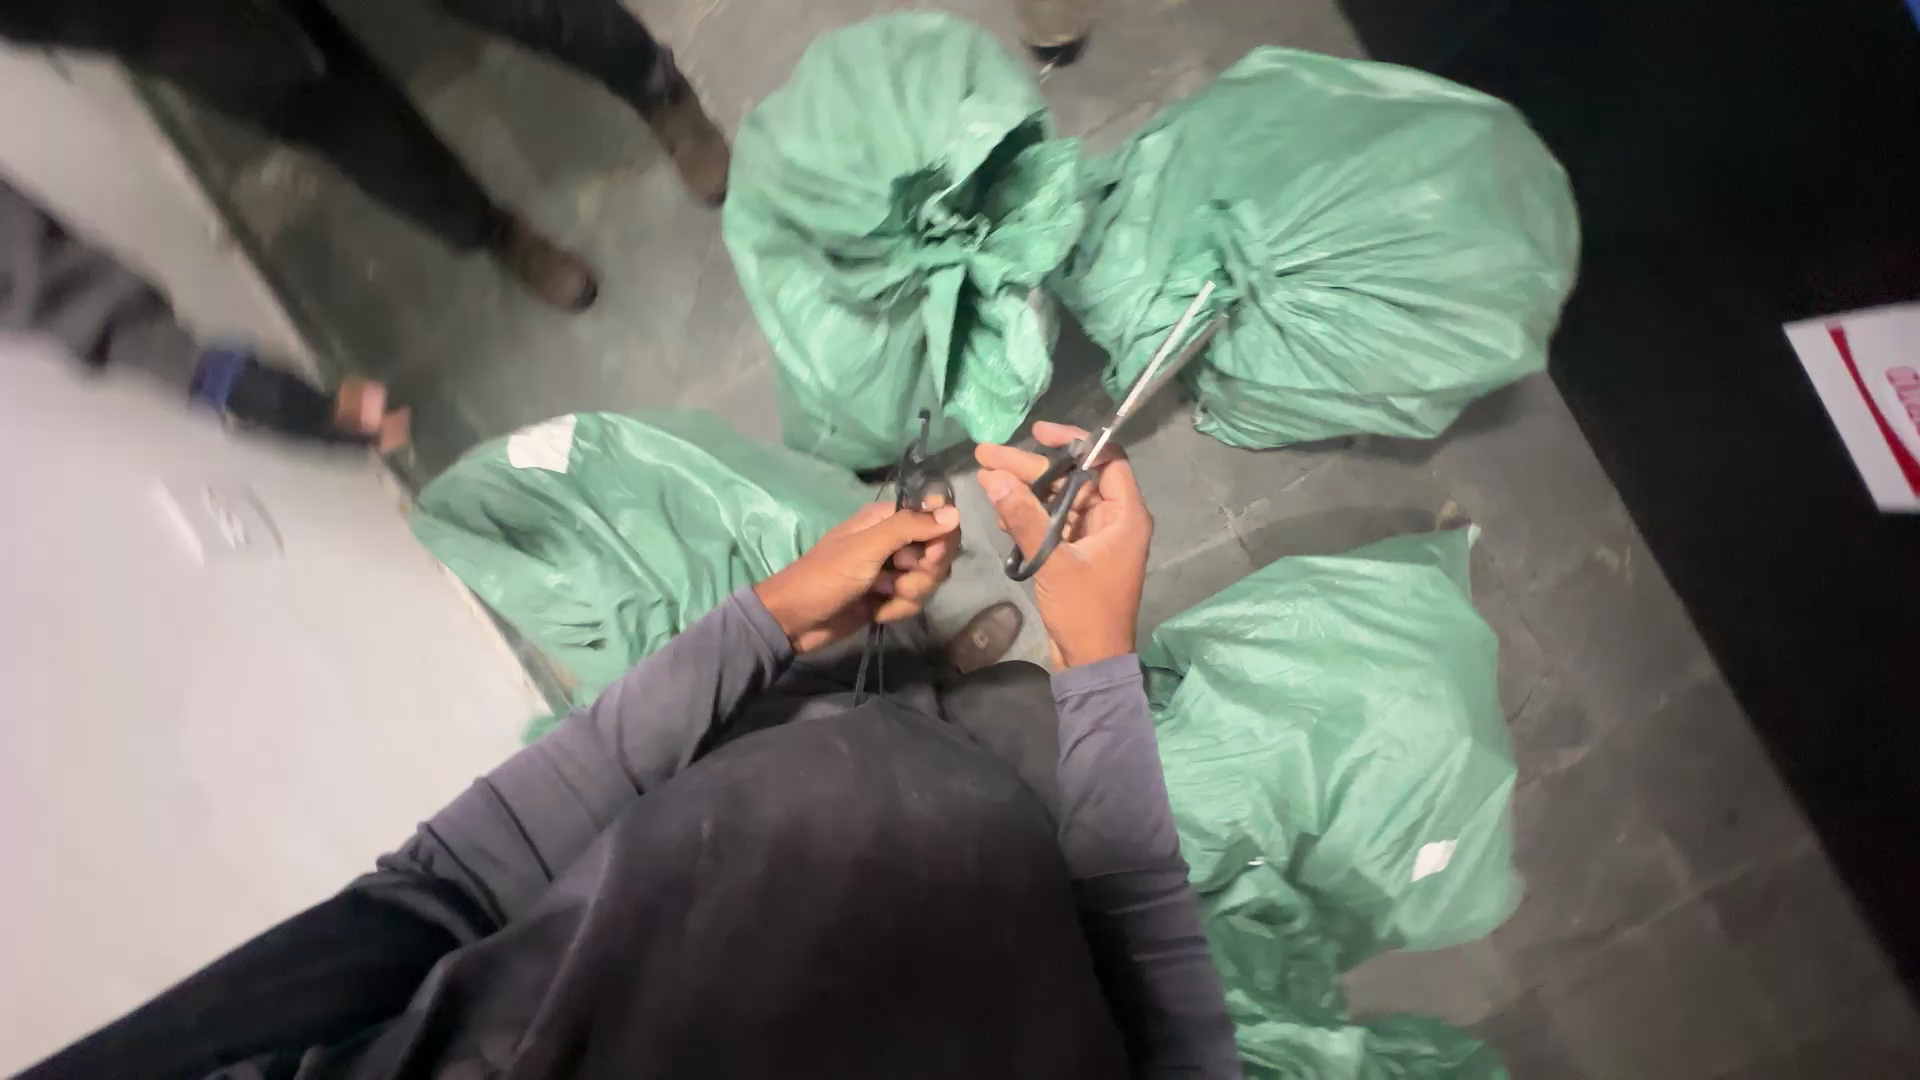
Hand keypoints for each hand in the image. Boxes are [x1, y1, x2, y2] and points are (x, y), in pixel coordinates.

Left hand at [754, 500, 962, 652]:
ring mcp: (893, 570)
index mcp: (886, 518)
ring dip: (909, 592)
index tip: (931, 554)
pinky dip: (898, 608)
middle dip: (925, 571)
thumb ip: (909, 527)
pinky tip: (877, 611)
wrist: (795, 621)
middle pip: (939, 551)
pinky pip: (915, 600)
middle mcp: (894, 540)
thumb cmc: (826, 576)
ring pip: (929, 579)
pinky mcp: (890, 596)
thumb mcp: (867, 547)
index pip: (936, 517)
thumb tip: (954, 513)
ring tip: (881, 595)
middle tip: (899, 576)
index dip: (941, 537)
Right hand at [976, 421, 1152, 668]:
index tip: (1037, 433)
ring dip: (1024, 492)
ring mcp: (1094, 538)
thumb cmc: (1084, 611)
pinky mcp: (1076, 554)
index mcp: (1124, 515)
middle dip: (1030, 468)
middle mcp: (1113, 520)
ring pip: (1058, 501)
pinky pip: (1052, 524)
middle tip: (987, 456)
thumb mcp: (1052, 562)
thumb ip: (1024, 518)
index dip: (1073, 441)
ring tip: (985, 479)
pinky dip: (1029, 517)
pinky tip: (1001, 512)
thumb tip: (994, 477)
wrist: (1092, 662)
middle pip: (1072, 480)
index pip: (1106, 460)